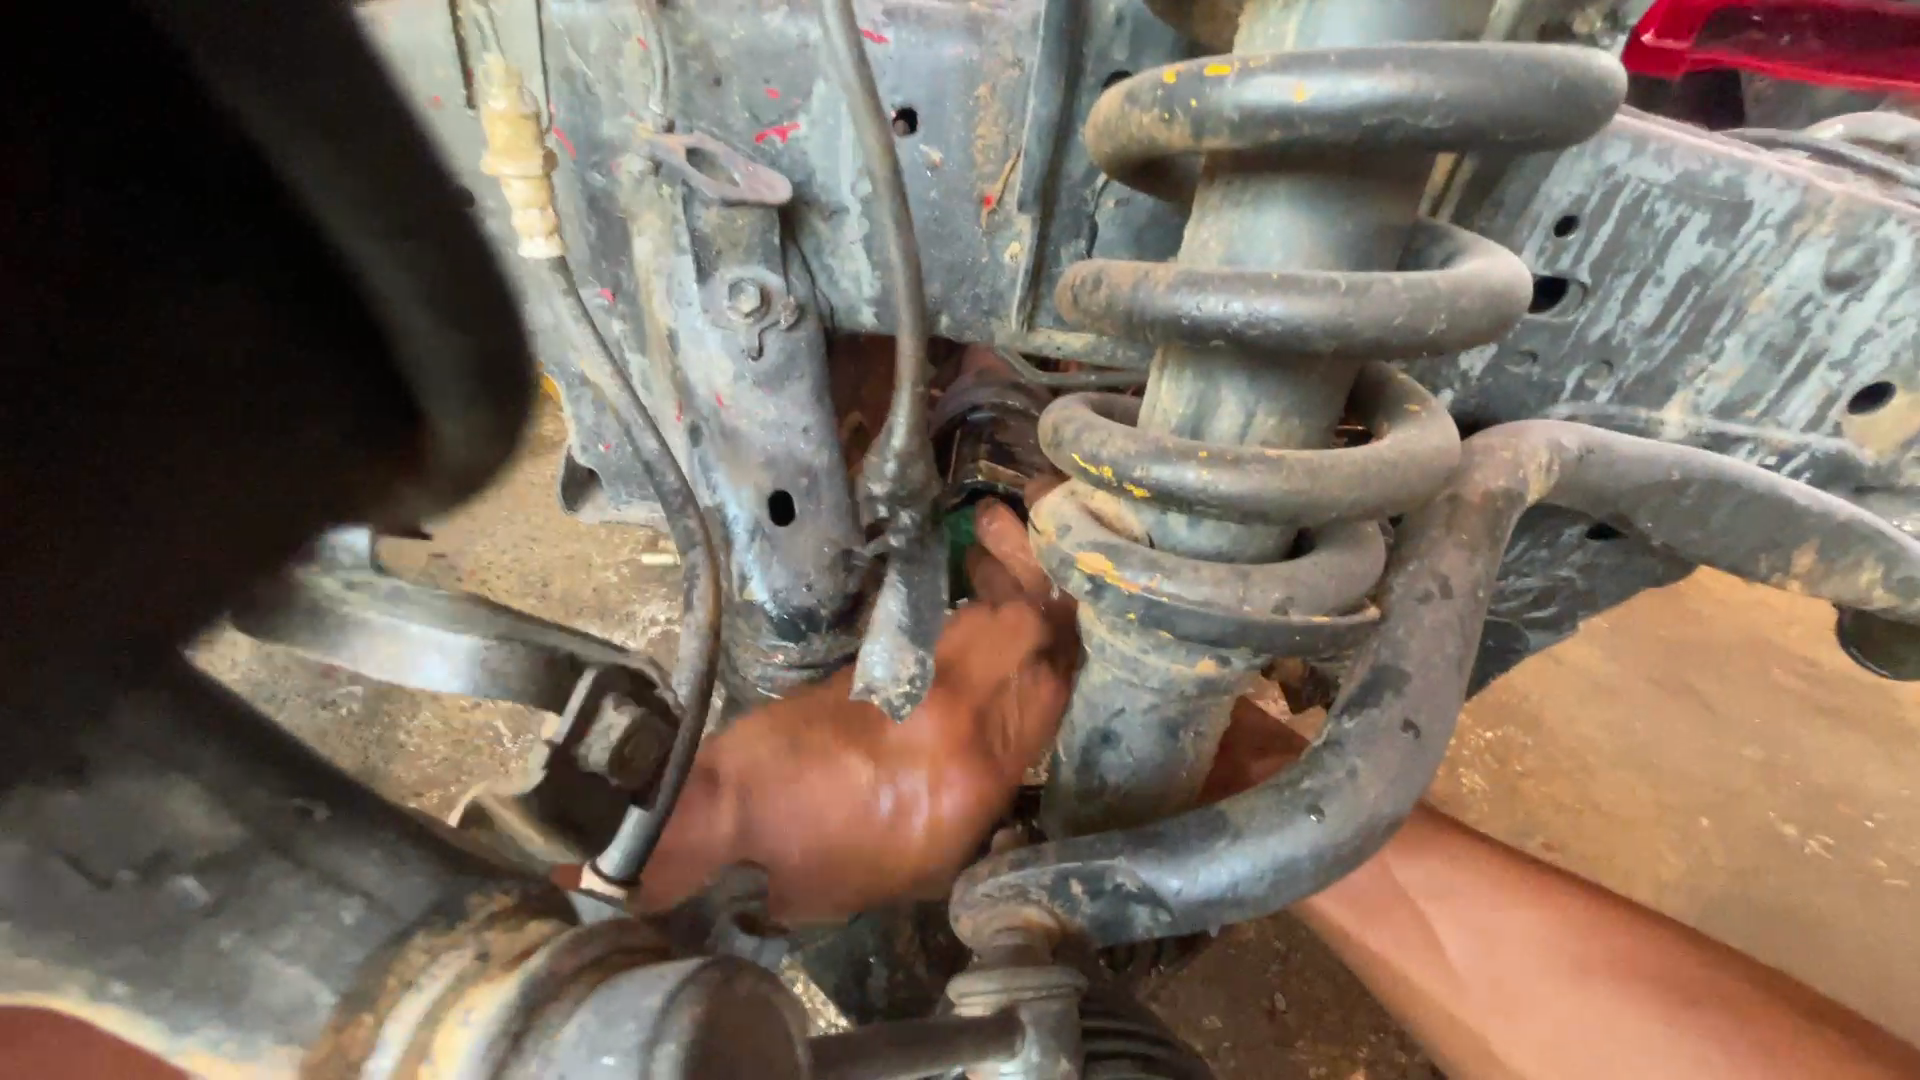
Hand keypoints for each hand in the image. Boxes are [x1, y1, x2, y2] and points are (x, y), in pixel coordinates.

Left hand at [631, 517, 1071, 921]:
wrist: (741, 816)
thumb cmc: (830, 861)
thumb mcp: (928, 868)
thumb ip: (984, 806)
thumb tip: (1008, 758)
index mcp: (975, 770)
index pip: (1049, 687)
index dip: (1068, 661)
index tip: (1072, 650)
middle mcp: (954, 708)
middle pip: (1022, 627)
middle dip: (1044, 614)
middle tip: (1049, 614)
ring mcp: (911, 673)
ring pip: (979, 614)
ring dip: (1002, 607)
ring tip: (1012, 609)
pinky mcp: (874, 656)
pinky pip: (939, 627)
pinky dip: (962, 620)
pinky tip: (965, 629)